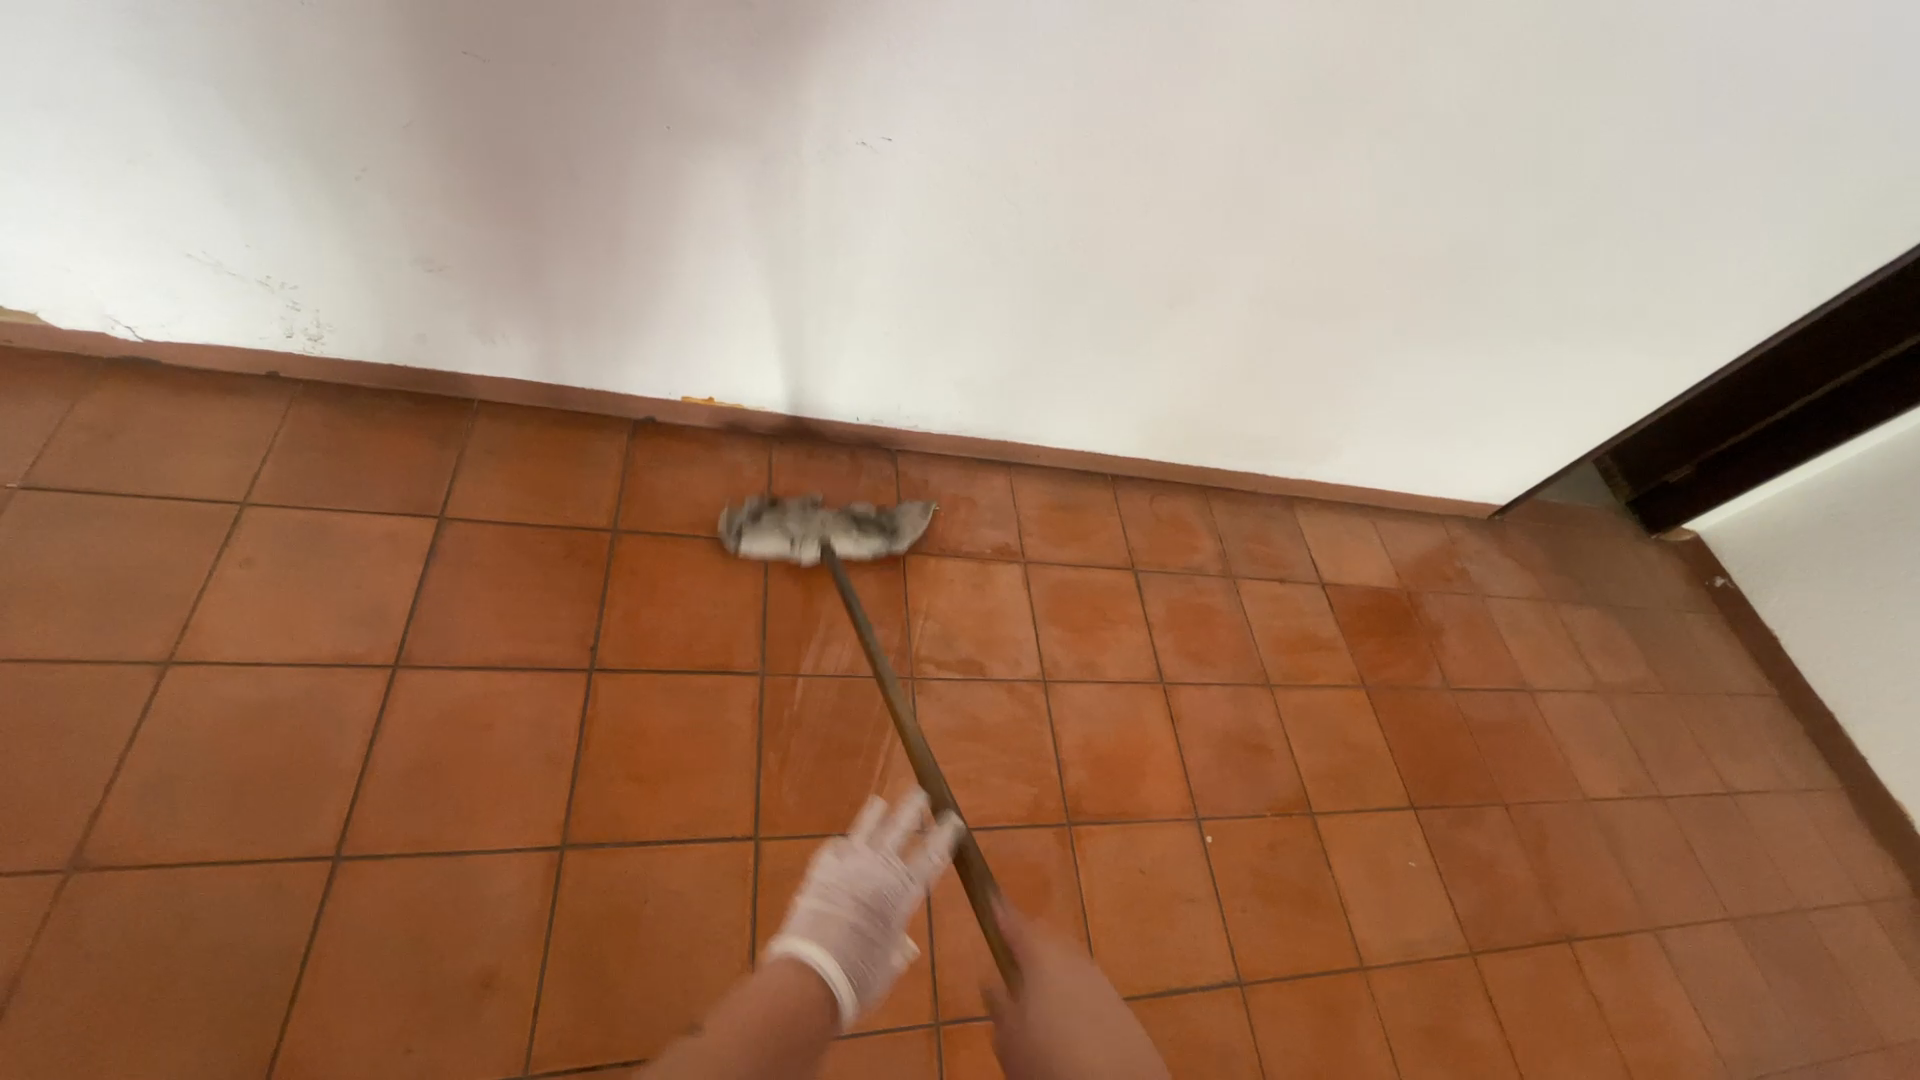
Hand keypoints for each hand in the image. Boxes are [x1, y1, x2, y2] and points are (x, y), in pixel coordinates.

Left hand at [765, 790, 962, 1028]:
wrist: (810, 977)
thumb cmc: (857, 980)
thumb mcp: (887, 967)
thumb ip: (896, 950)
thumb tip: (902, 946)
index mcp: (902, 896)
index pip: (931, 857)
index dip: (944, 837)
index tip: (953, 820)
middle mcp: (878, 873)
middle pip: (900, 831)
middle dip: (913, 810)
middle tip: (922, 793)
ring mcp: (847, 867)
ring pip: (866, 830)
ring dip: (875, 815)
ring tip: (880, 802)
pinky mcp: (820, 872)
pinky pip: (834, 850)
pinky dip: (841, 846)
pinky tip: (843, 844)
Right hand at [984, 904, 1170, 1079]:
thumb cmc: (1050, 1060)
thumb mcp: (1009, 1038)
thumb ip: (998, 1003)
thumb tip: (991, 978)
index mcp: (1040, 956)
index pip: (1015, 922)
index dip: (1000, 913)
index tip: (990, 906)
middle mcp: (1072, 957)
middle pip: (1044, 939)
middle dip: (1026, 947)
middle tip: (1009, 969)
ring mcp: (1098, 978)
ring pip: (1066, 964)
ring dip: (1050, 975)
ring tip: (1036, 1006)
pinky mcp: (1118, 1003)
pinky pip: (1085, 987)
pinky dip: (1072, 996)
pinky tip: (1066, 1026)